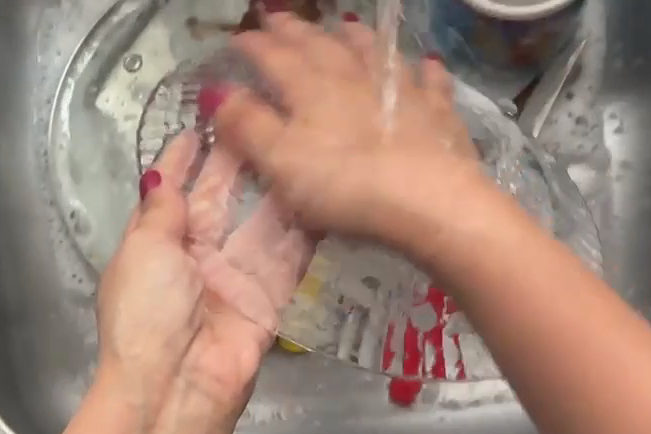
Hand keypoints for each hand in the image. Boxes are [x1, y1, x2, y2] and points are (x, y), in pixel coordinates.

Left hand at [95, 129, 315, 433]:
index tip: (201, 120)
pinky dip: (304, 228)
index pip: (173, 195)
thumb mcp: (141, 251)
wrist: (176, 389)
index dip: (185, 159)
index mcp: (155, 249)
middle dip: (236, 162)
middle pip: (220, 202)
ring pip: (259, 224)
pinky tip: (321, 188)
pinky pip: (288, 258)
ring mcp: (234, 282)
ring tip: (297, 138)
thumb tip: (162, 176)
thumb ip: (160, 211)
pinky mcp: (269, 302)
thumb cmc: (145, 316)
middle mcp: (195, 262)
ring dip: (275, 186)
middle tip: (261, 116)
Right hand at [213, 13, 488, 245]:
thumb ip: (247, 126)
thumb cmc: (342, 184)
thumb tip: (216, 91)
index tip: (236, 39)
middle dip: (296, 32)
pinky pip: (426, 81)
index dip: (253, 47)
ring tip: (343, 25)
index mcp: (309, 88)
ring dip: (353, 37)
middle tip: (278, 18)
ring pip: (371, 52)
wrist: (424, 198)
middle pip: (319, 46)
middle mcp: (353, 76)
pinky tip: (423, 65)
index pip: (274, 58)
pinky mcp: (434, 112)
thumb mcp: (280, 161)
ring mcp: (398, 88)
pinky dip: (421, 70)